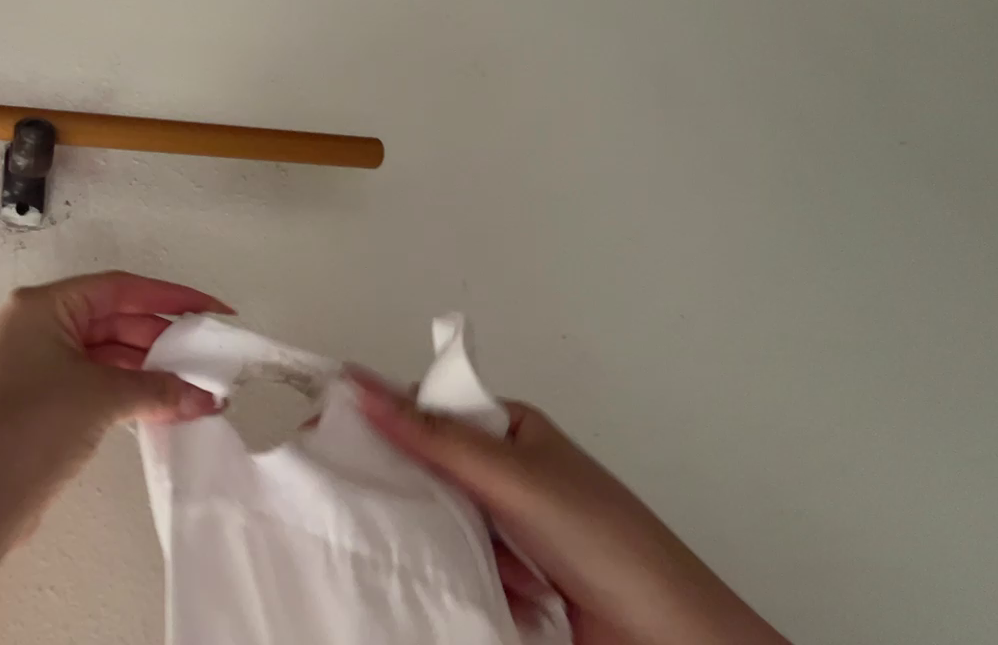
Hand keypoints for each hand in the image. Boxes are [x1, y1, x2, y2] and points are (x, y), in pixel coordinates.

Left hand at [0, 272, 230, 489]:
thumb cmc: (33, 425)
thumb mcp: (101, 397)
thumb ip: (158, 389)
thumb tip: (205, 397)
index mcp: (44, 306)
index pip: (119, 288)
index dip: (171, 297)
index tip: (213, 310)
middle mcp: (38, 325)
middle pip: (114, 319)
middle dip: (163, 340)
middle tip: (209, 358)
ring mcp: (37, 363)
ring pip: (108, 353)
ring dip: (150, 371)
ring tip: (196, 389)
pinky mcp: (42, 398)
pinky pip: (97, 381)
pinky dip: (130, 391)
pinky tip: (165, 407)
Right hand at [350, 370, 789, 644]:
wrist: (669, 641)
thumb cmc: (598, 539)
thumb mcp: (508, 475)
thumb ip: (430, 433)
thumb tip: (355, 379)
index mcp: (509, 427)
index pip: (426, 408)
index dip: (379, 416)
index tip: (328, 430)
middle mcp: (506, 468)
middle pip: (428, 463)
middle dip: (404, 481)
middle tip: (349, 487)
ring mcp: (508, 521)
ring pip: (439, 512)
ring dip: (433, 530)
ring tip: (416, 538)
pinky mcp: (508, 568)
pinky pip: (457, 553)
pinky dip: (456, 565)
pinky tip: (462, 575)